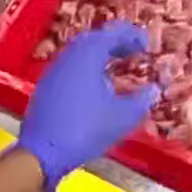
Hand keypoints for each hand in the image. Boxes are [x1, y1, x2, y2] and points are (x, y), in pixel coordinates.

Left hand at [13, 21, 159, 191]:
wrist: (39, 156)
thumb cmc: (83, 131)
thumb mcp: (121, 118)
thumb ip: (142, 101)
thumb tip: (153, 91)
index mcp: (86, 55)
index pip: (113, 34)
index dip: (132, 37)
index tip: (145, 46)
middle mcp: (65, 60)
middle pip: (91, 42)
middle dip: (111, 45)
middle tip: (128, 53)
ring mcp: (49, 77)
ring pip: (75, 59)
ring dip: (95, 61)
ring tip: (111, 72)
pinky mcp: (41, 95)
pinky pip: (65, 75)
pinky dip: (81, 76)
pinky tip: (89, 93)